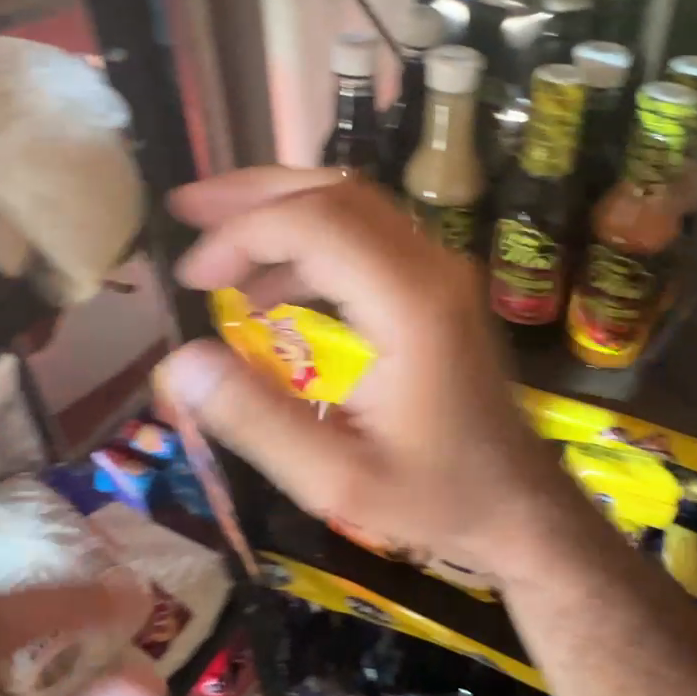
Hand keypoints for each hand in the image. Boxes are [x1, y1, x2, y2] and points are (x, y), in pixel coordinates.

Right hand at [155, 167, 589, 582]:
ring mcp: (442, 272)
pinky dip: (312, 245)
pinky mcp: (439, 287)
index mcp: (410, 306)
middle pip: (337, 192)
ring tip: (217, 251)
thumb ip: (256, 420)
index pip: (317, 223)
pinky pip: (369, 237)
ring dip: (281, 214)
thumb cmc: (434, 498)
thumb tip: (178, 364)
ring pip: (354, 205)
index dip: (243, 233)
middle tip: (187, 209)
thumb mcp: (336, 480)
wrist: (518, 503)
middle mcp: (432, 269)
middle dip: (254, 195)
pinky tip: (271, 290)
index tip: (192, 277)